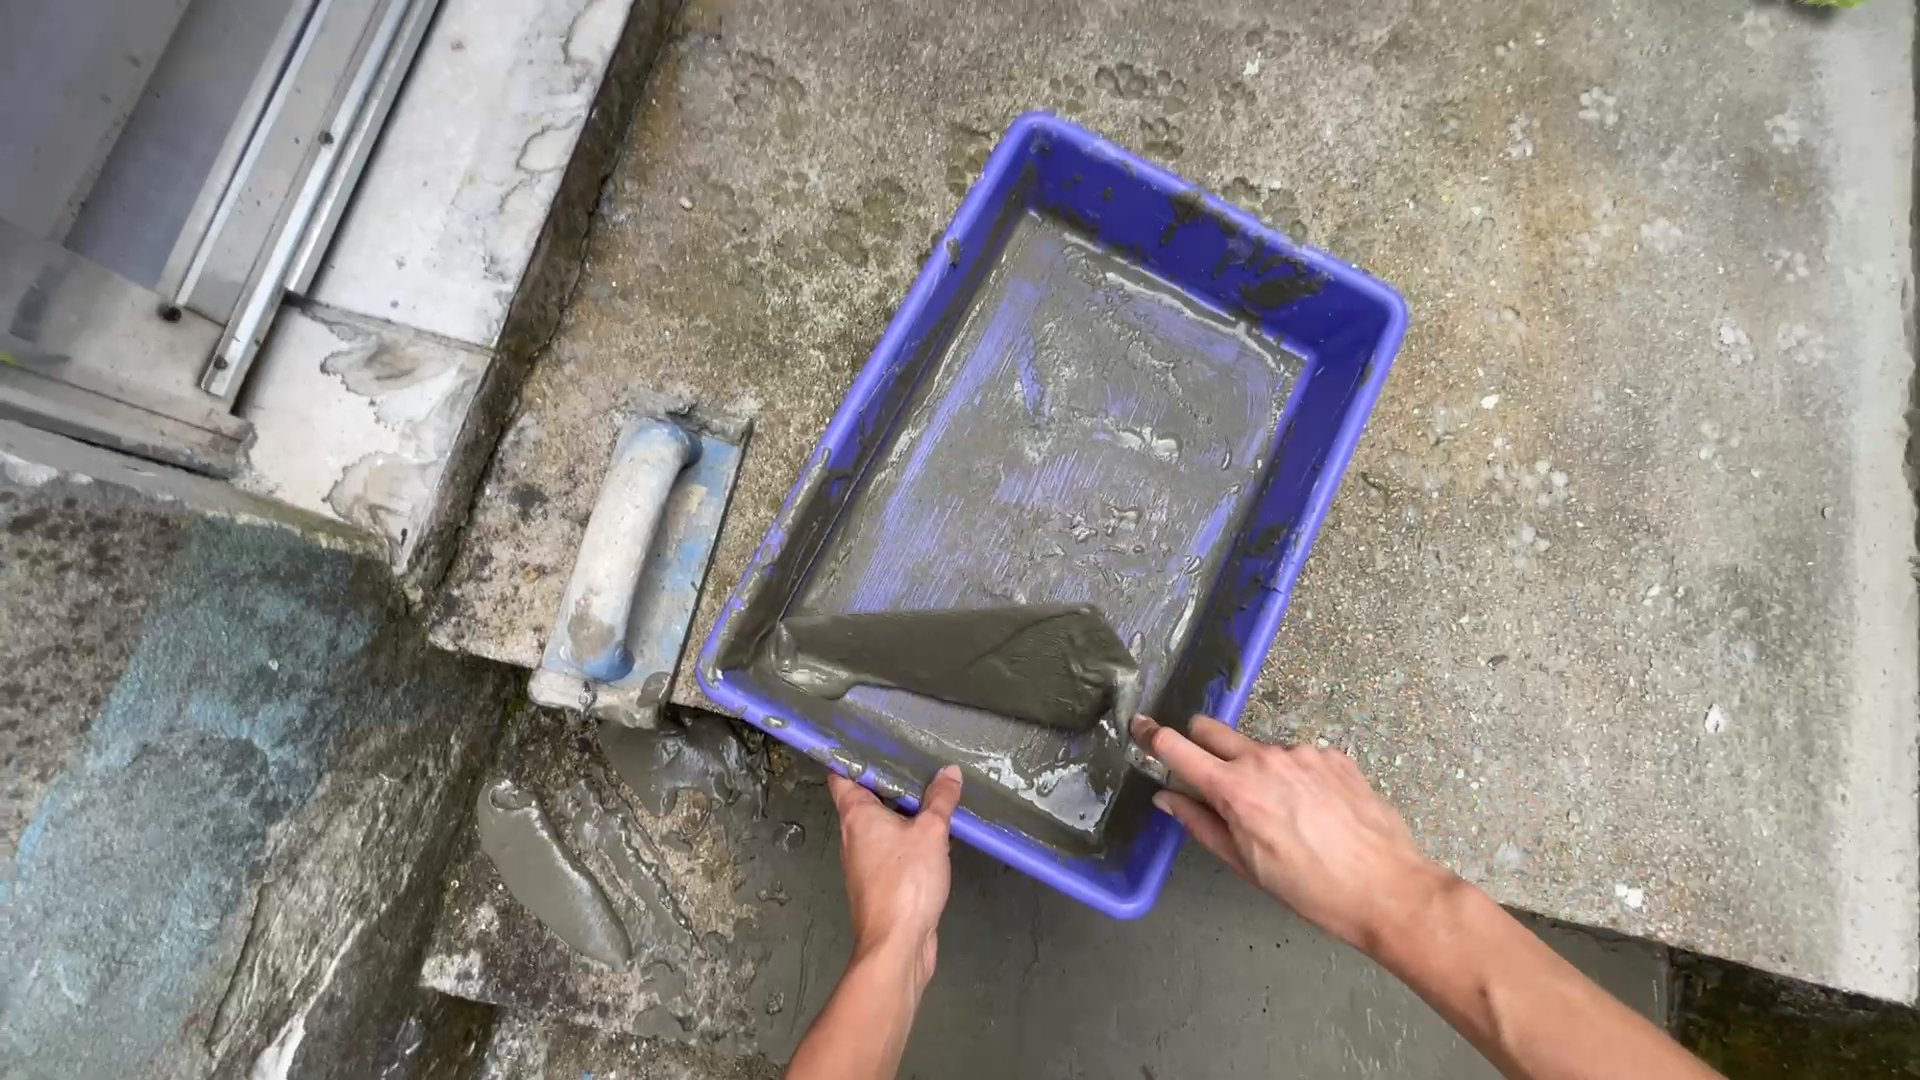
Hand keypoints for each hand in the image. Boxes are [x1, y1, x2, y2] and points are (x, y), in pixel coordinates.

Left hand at [828, 764, 963, 991]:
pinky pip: (893, 849)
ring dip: (902, 812)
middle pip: (864, 800)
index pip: (841, 776)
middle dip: (888, 782)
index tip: (868, 740)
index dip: (849, 757)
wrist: (897, 946)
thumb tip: (950, 772)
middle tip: (914, 761)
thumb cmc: (906, 881)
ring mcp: (864, 862)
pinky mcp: (879, 884)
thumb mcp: (931, 833)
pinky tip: (934, 835)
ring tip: (929, 793)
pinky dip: (908, 838)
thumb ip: (940, 800)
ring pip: (881, 826)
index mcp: (856, 816)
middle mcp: (854, 836)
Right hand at [1131, 714, 1454, 953]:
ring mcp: (1301, 752)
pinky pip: (1297, 755)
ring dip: (1256, 768)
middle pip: (1210, 728)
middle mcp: (1263, 759)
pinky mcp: (1332, 754)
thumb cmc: (1312, 889)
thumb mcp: (1246, 866)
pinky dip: (1295, 774)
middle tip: (1213, 776)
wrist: (1391, 891)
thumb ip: (1200, 824)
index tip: (1138, 725)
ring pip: (1257, 747)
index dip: (1151, 734)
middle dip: (1200, 743)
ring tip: (1285, 810)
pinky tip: (1316, 807)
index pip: (1177, 748)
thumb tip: (1166, 798)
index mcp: (1235, 790)